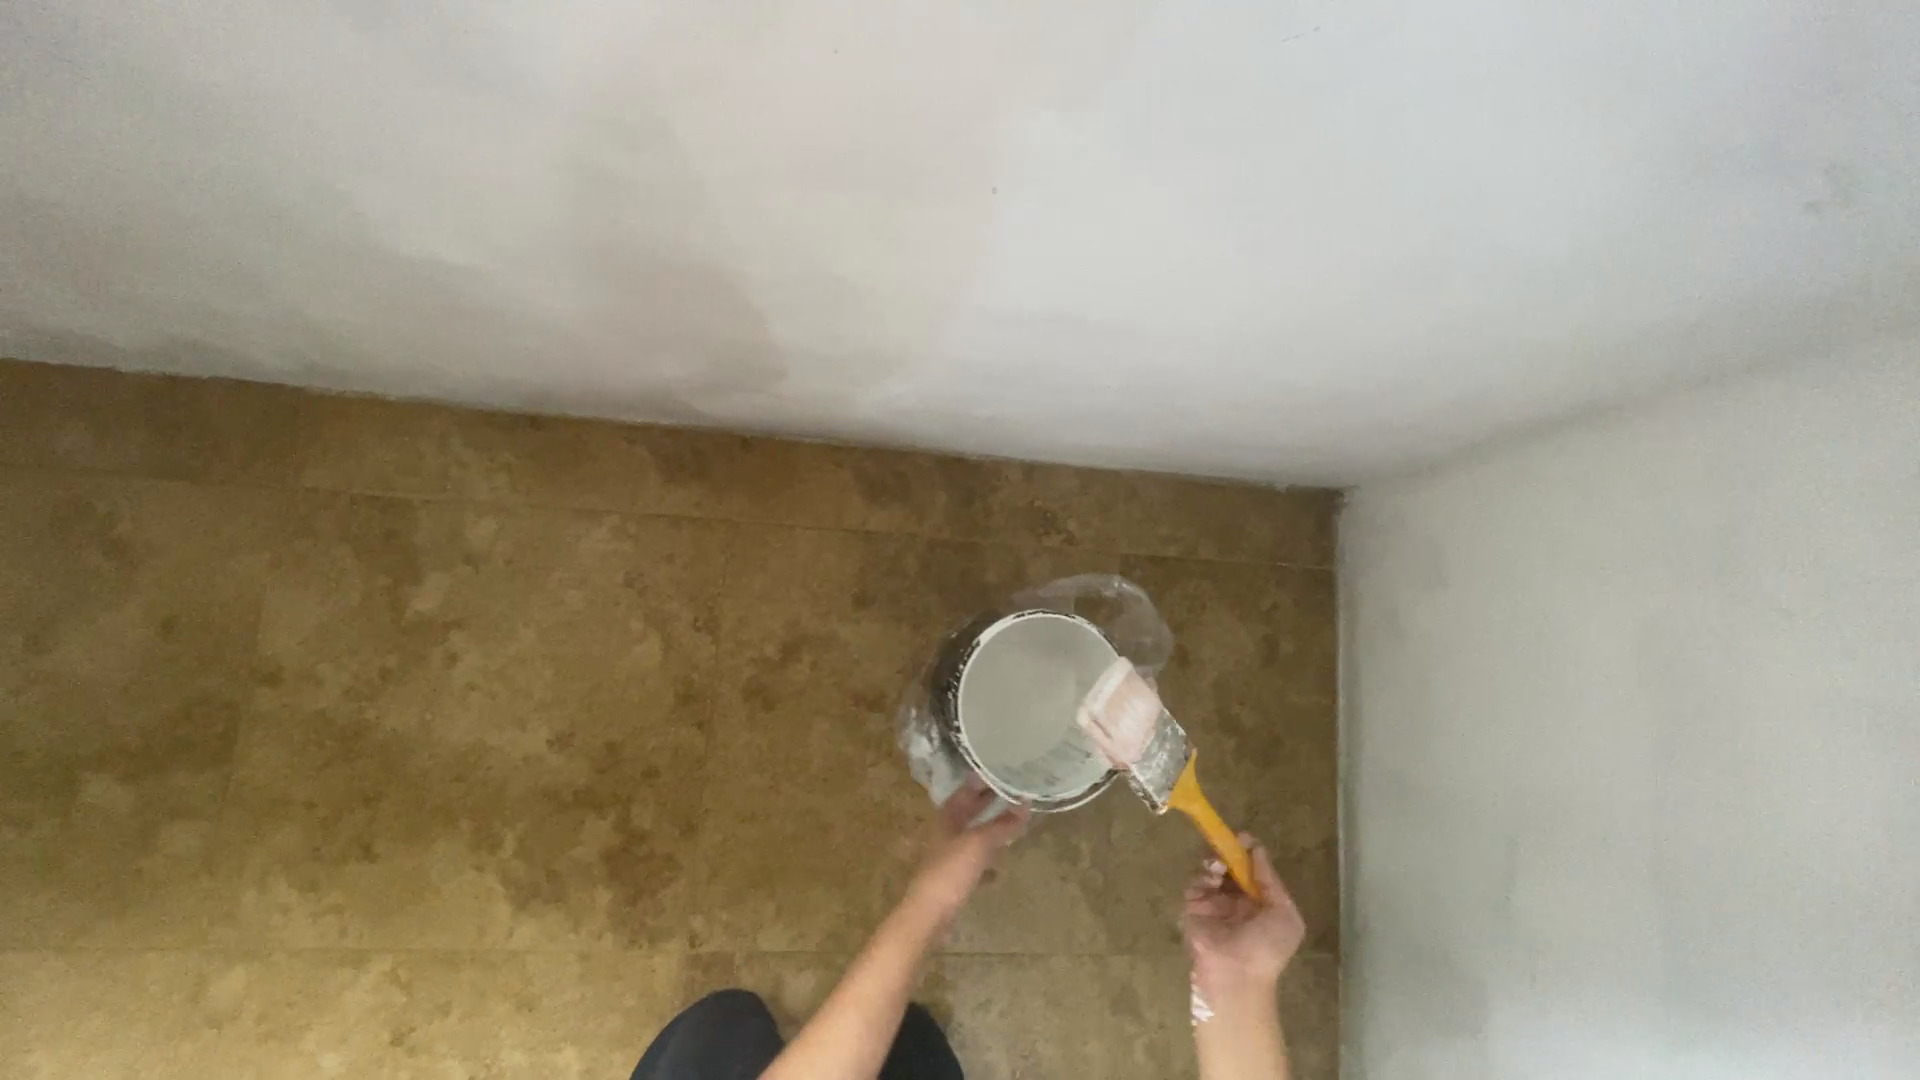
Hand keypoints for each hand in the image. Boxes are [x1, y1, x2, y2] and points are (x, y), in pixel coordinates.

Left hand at [905, 779, 1030, 918]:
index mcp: (947, 818)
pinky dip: (987, 863)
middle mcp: (946, 833)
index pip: (965, 791)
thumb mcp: (979, 843)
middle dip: (987, 803)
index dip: (981, 781)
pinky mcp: (954, 880)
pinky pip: (974, 865)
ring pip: (972, 837)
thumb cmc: (950, 871)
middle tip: (1011, 792)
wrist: (929, 914)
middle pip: (968, 812)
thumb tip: (1026, 804)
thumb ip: (1002, 825)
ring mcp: (948, 857)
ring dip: (989, 831)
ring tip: (1012, 826)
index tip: (1000, 769)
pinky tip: (999, 870)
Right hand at [1182, 834, 1304, 999]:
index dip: (1248, 851)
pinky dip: (1201, 876)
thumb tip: (1257, 849)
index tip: (1243, 838)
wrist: (1237, 976)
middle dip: (1227, 851)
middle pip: (1229, 864)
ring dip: (1214, 862)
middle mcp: (1237, 898)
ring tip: (1218, 867)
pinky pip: (1195, 883)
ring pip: (1211, 869)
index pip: (1253, 867)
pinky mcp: (1194, 907)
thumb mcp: (1284, 915)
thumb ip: (1271, 881)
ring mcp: (1214, 902)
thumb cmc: (1267, 948)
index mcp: (1261, 901)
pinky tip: (1210, 881)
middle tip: (1225, 846)